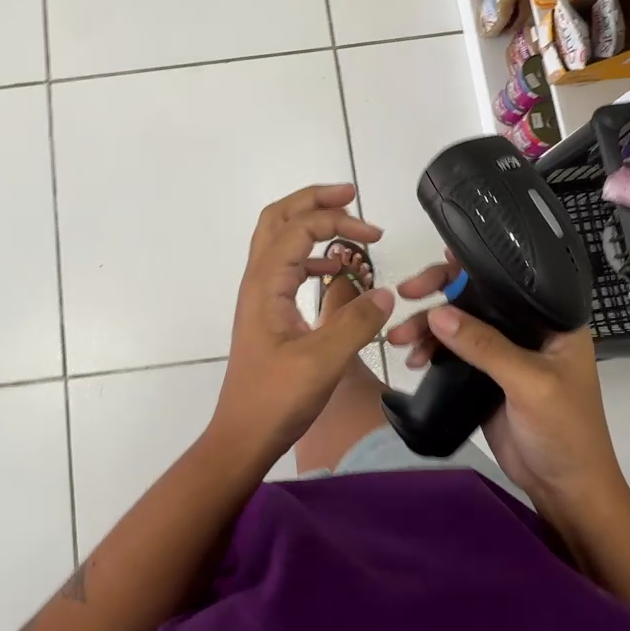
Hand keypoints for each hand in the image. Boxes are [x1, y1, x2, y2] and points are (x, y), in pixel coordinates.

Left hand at [209, 184, 395, 465]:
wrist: (243, 435)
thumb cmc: (276, 399)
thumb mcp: (323, 361)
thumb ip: (356, 323)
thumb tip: (386, 293)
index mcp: (266, 284)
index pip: (300, 228)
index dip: (338, 221)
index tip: (376, 233)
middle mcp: (258, 281)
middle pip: (278, 219)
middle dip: (314, 201)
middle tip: (350, 195)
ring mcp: (261, 297)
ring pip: (280, 240)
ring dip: (312, 225)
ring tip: (352, 228)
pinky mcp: (269, 313)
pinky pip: (288, 268)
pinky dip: (313, 257)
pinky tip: (338, 272)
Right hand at [386, 255, 627, 511]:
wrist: (565, 490)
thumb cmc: (567, 433)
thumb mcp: (530, 384)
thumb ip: (485, 346)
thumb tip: (437, 313)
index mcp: (553, 320)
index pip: (508, 279)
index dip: (470, 266)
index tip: (434, 268)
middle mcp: (528, 329)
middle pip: (476, 296)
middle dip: (438, 294)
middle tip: (406, 293)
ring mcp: (505, 353)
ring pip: (459, 324)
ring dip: (427, 327)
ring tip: (400, 340)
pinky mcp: (486, 377)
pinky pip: (453, 353)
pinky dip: (431, 351)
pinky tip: (415, 360)